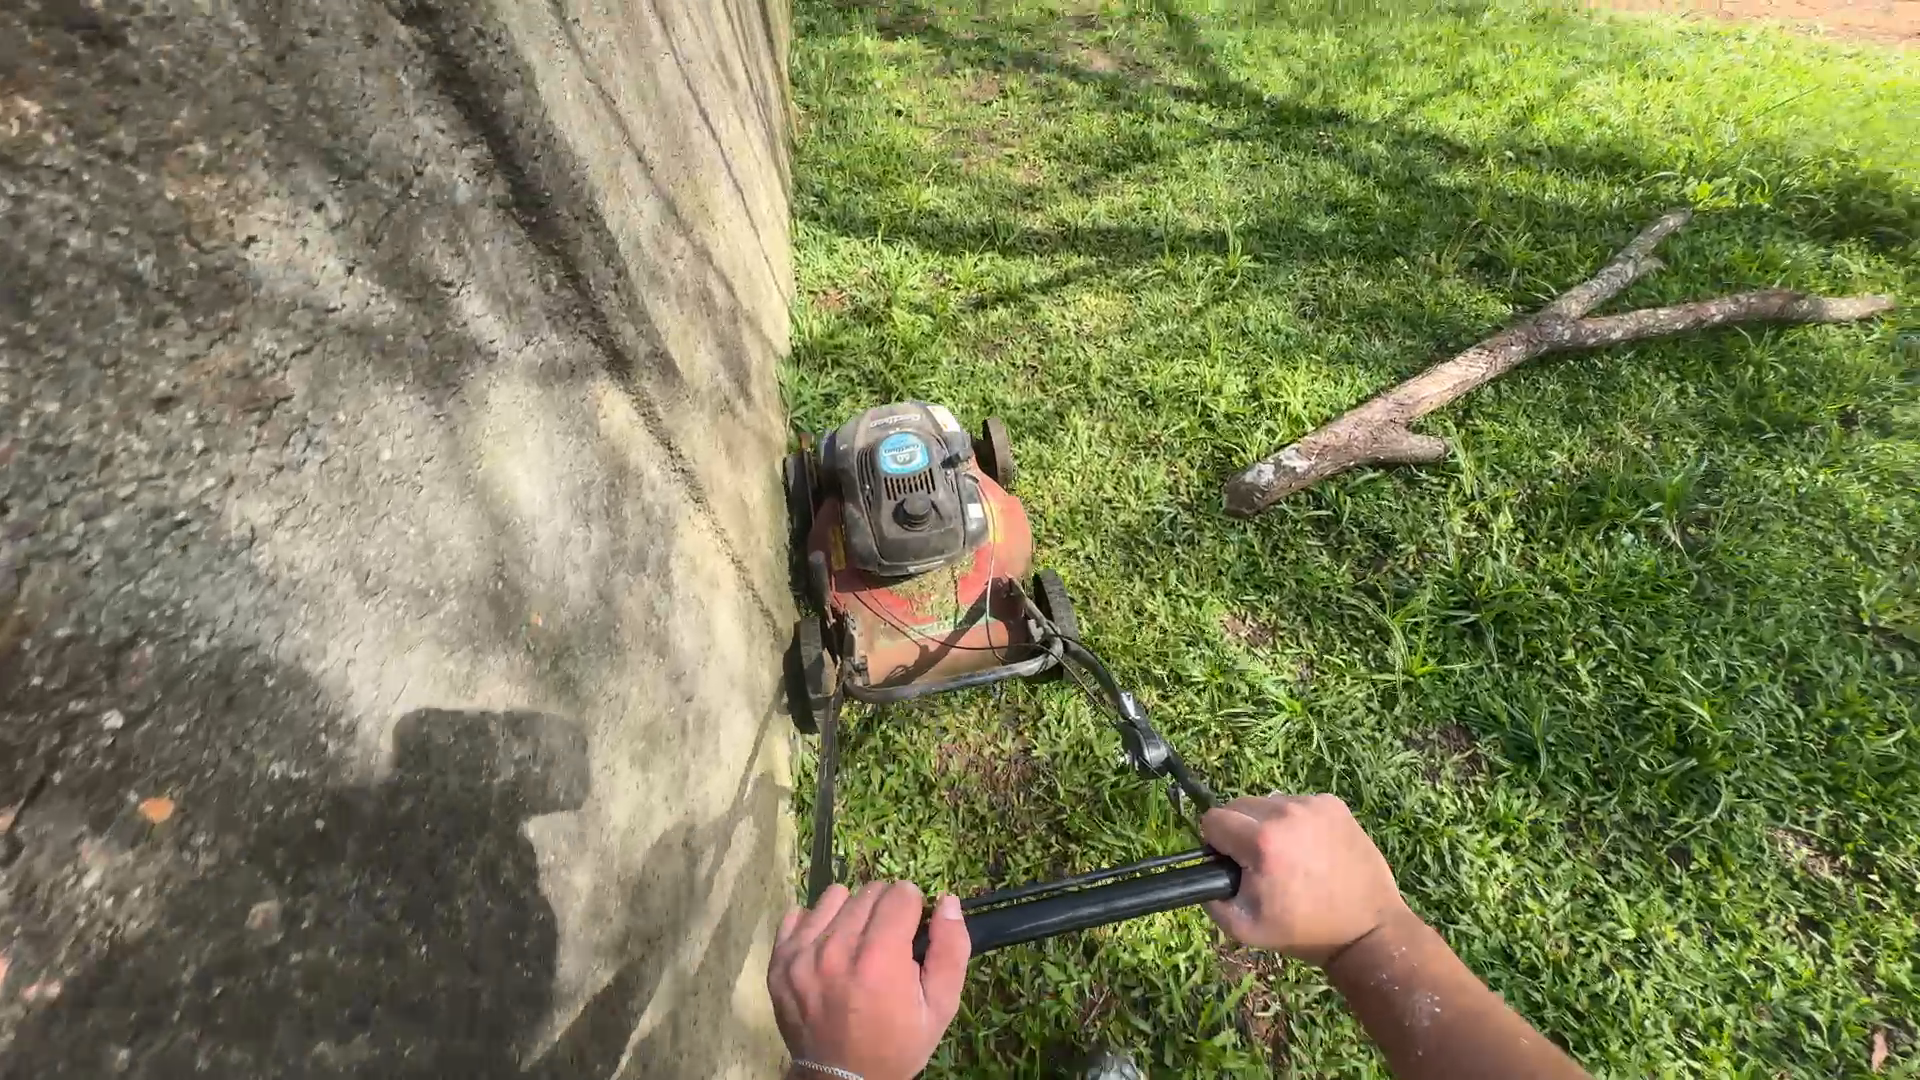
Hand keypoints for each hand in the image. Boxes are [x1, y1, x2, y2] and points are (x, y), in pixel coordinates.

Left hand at [767, 881, 970, 1079]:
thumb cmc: (895, 1044)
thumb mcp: (940, 1007)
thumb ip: (951, 949)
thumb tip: (947, 901)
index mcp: (879, 959)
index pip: (901, 893)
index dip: (913, 909)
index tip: (910, 933)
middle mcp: (836, 949)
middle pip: (870, 891)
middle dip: (885, 909)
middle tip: (886, 942)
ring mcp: (802, 954)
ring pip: (836, 896)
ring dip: (851, 912)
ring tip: (856, 944)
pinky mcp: (779, 960)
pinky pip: (799, 913)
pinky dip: (817, 924)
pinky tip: (827, 949)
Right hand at [1201, 793, 1412, 964]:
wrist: (1368, 931)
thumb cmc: (1303, 931)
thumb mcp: (1243, 929)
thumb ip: (1209, 897)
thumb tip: (1202, 869)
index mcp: (1261, 841)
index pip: (1213, 820)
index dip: (1217, 844)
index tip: (1233, 864)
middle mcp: (1284, 812)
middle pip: (1237, 806)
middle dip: (1240, 832)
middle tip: (1261, 864)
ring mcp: (1311, 805)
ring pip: (1266, 803)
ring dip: (1266, 824)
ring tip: (1287, 856)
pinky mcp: (1333, 804)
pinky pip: (1295, 803)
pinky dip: (1294, 821)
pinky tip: (1309, 848)